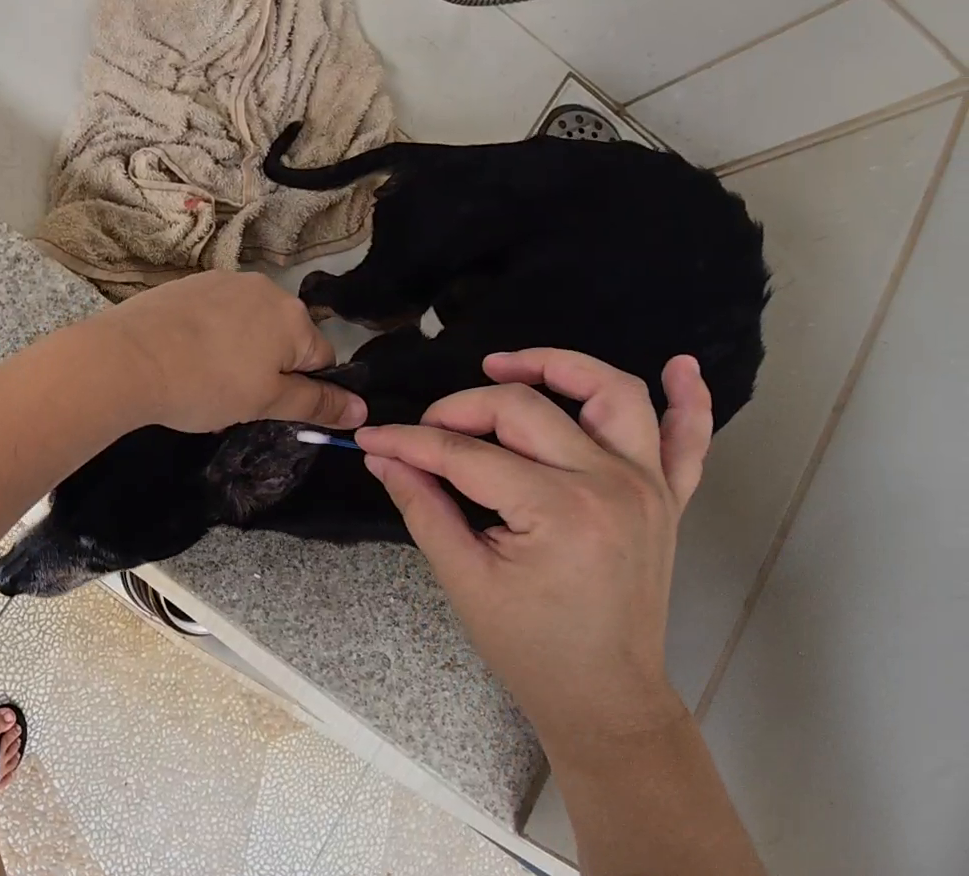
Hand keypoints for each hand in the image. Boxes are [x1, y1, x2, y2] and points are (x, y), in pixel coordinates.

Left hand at [82, 270, 365, 433]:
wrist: (126, 358)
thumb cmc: (204, 384)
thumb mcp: (264, 402)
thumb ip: (315, 403)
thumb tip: (361, 408)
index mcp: (292, 316)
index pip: (320, 358)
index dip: (299, 389)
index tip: (265, 407)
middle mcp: (262, 288)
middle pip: (279, 338)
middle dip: (263, 370)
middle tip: (229, 399)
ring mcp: (219, 281)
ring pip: (242, 327)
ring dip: (232, 354)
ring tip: (199, 382)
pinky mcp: (183, 285)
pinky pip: (209, 316)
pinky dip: (203, 338)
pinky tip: (179, 359)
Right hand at [356, 349, 711, 745]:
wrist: (603, 693)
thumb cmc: (527, 643)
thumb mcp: (461, 576)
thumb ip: (421, 505)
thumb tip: (381, 455)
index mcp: (559, 511)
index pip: (464, 453)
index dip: (408, 441)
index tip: (369, 438)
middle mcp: (611, 484)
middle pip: (525, 409)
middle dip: (460, 407)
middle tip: (422, 430)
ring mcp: (650, 487)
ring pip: (611, 394)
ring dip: (557, 368)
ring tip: (504, 366)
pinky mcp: (669, 498)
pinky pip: (689, 438)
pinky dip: (687, 398)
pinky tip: (678, 365)